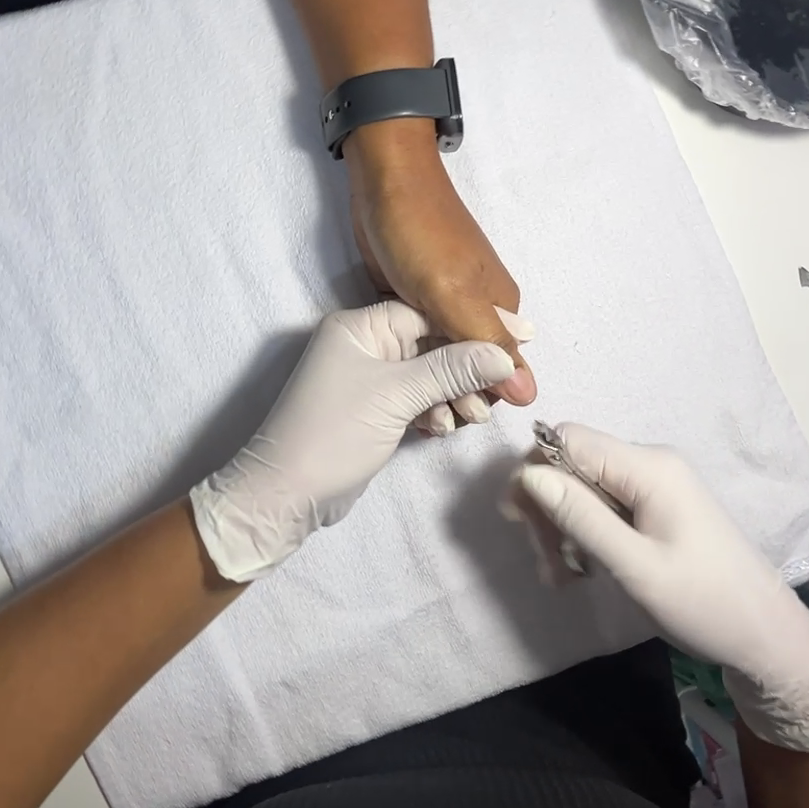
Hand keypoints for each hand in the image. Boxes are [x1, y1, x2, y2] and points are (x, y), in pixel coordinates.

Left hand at [190, 301, 516, 581]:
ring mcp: (368, 378)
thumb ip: (452, 369)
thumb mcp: (397, 394)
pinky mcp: (373, 409)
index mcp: (360, 326)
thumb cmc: (336, 431)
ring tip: (471, 419)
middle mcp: (364, 344)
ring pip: (427, 375)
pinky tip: (441, 428)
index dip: (474, 327)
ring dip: (453, 395)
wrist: (286, 494)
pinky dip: (433, 410)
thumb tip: (505, 355)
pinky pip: (416, 398)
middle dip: (466, 370)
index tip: (522, 338)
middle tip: (496, 395)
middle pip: (432, 345)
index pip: (428, 313)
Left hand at [345, 120, 535, 431]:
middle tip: (432, 423)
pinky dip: (410, 366)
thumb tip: (530, 396)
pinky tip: (398, 387)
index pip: (496, 372)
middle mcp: (474, 310)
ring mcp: (439, 306)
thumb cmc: (420, 236)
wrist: (382, 180)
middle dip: (454, 397)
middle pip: (468, 370)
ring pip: (439, 360)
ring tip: (415, 415)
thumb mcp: (453, 294)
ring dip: (430, 387)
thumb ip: (484, 343)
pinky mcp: (410, 300)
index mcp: (498, 309)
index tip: (455, 422)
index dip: (478, 399)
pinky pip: (415, 345)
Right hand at [514, 424, 808, 752]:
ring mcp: (654, 484)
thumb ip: (581, 517)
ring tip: (560, 576)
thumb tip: (528, 474)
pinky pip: (603, 504)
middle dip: (547, 508)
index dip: (534, 471)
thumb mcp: (636, 567)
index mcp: (649, 467)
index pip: (567, 439)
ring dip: (561, 527)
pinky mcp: (656, 505)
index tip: (517, 519)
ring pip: (582, 487)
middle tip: (543, 561)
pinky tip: (579, 569)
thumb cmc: (705, 604)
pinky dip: (583, 533)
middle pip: (571, 464)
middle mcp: (650, 463)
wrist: (769, 641)